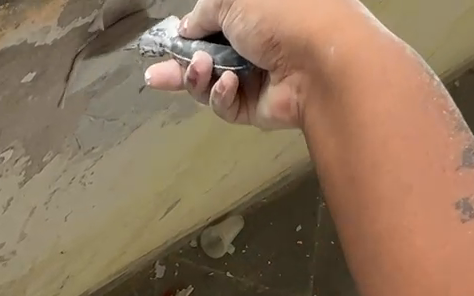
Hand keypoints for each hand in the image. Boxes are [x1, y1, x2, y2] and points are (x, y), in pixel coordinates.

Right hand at [141, 0, 373, 128]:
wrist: (318, 60)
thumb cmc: (282, 13)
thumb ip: (205, 12)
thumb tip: (186, 27)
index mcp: (256, 10)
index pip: (214, 22)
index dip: (190, 32)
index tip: (170, 41)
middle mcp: (255, 42)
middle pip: (206, 57)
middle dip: (180, 66)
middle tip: (155, 75)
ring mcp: (254, 75)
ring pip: (210, 84)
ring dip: (198, 78)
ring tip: (200, 70)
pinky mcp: (254, 107)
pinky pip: (226, 104)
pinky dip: (222, 94)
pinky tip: (229, 84)